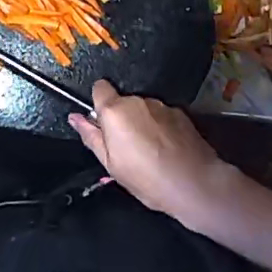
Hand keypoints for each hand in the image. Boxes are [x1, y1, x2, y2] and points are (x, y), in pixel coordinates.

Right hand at [70, 80, 238, 229]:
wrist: (195, 184)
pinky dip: (161, 127)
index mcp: (115, 111)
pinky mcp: (180, 112)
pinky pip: (162, 116)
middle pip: (122, 102)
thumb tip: (75, 118)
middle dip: (122, 119)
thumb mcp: (111, 164)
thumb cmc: (148, 178)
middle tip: (127, 147)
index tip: (103, 123)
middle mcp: (137, 101)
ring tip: (151, 152)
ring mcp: (161, 105)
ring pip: (143, 109)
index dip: (99, 103)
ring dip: (142, 123)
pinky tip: (167, 150)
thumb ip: (91, 136)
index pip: (99, 87)